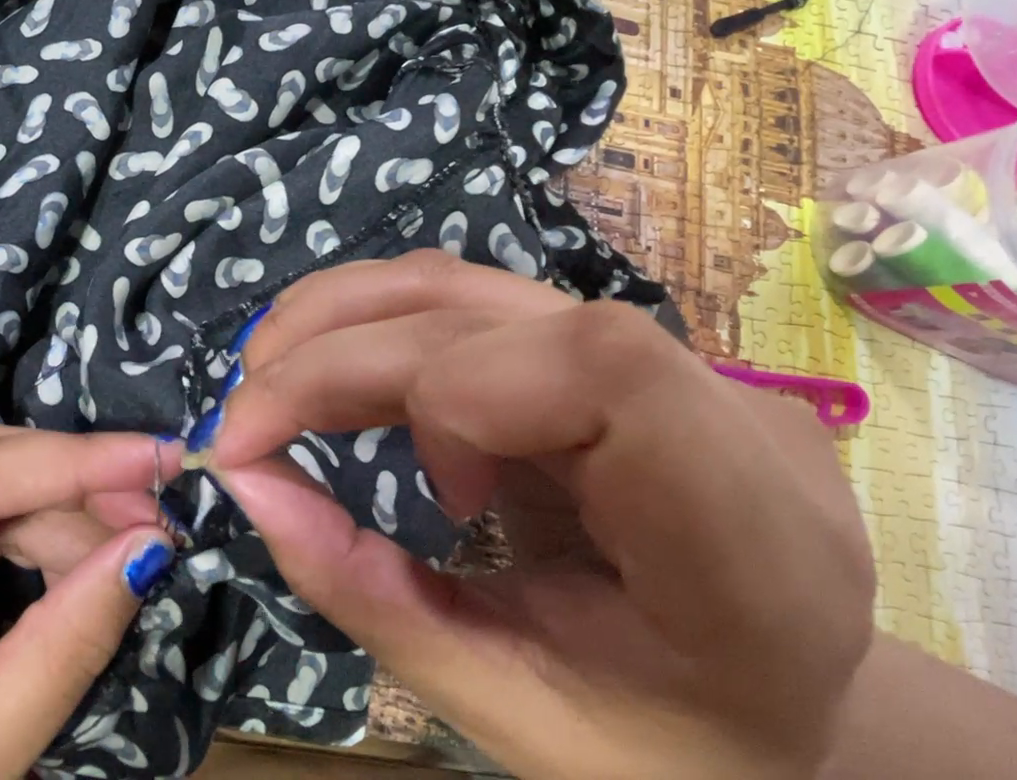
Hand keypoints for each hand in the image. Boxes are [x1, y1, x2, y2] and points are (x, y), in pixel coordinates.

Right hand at [207, 251, 876, 779]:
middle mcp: (723, 412)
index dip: (448, 387)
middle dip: (342, 353)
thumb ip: (370, 595)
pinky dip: (380, 328)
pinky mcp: (612, 351)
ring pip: (472, 284)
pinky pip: (475, 303)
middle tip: (247, 426)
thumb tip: (245, 479)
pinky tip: (342, 380)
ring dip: (344, 319)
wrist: (771, 713)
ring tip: (270, 385)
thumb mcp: (508, 710)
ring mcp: (670, 364)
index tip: (406, 485)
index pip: (602, 367)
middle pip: (496, 311)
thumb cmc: (661, 747)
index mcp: (749, 538)